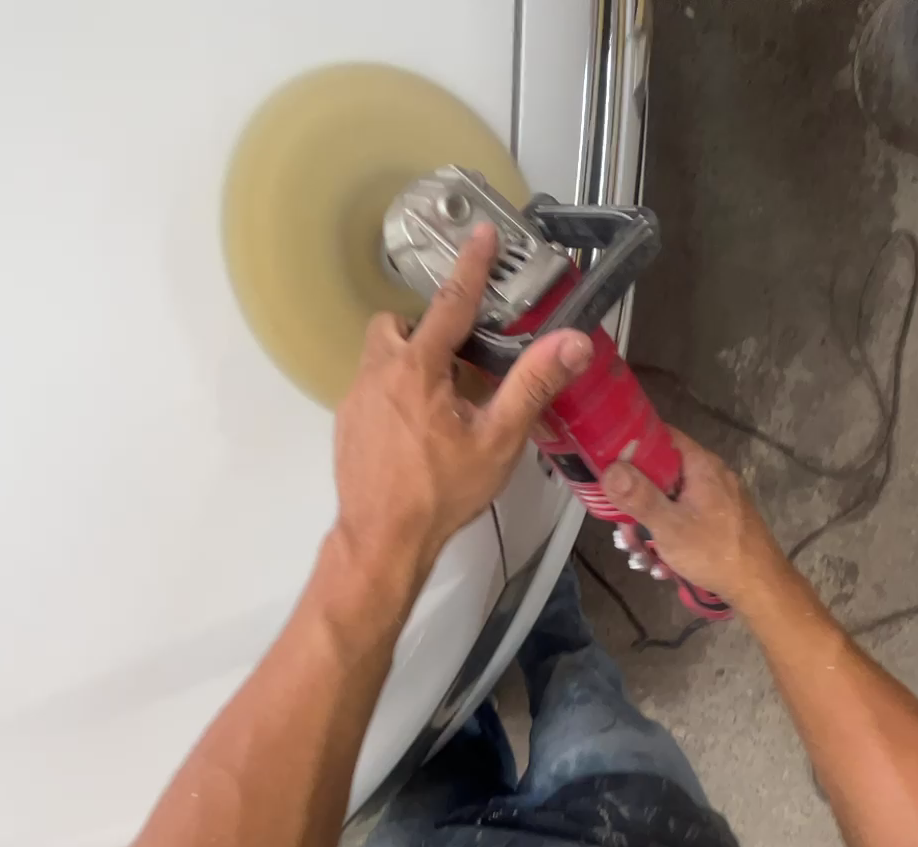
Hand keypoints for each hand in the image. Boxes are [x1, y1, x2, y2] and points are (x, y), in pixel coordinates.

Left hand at [333, 223, 592, 574]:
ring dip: (411, 362)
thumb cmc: (439, 493)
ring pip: (381, 358)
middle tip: (459, 356)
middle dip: (426, 327)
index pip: (450, 304)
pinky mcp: (347, 426)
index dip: (470, 266)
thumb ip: (532, 385)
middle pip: (398, 325)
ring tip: (444, 400)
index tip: (480, 235)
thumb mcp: (497, 439)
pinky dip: (396, 394)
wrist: (383, 539)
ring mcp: (356, 401)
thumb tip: (570, 343)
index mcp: (417, 371)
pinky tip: (419, 431)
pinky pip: (372, 391)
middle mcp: (378, 376)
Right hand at [600, 428, 800, 613]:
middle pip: (660, 475)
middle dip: (636, 505)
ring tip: (641, 558)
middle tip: (623, 533)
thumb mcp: (670, 526)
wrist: (759, 587)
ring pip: (669, 503)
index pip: (661, 437)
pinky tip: (661, 565)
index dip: (631, 448)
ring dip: (649, 530)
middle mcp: (710, 475)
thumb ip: (639, 497)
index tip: (607, 467)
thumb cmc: (714, 552)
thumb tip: (608, 469)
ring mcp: (716, 499)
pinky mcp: (719, 521)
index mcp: (701, 465)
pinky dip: (669, 538)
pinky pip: (684, 520)